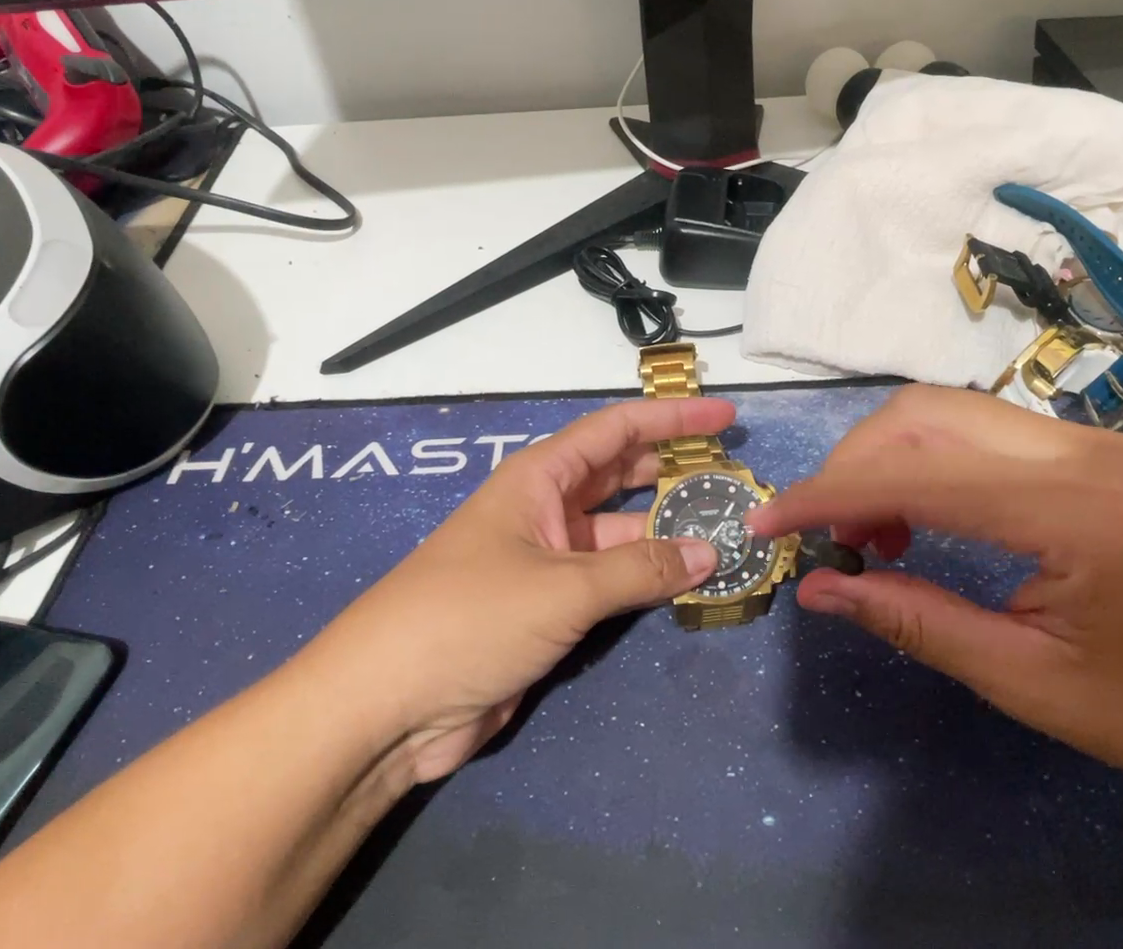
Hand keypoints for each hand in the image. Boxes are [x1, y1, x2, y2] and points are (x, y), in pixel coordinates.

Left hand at [307, 398, 728, 782]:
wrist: (386, 707)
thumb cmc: (469, 620)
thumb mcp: (561, 588)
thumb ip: (641, 569)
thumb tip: (712, 552)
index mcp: (538, 480)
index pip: (615, 430)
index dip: (672, 418)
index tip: (727, 416)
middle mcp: (544, 512)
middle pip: (622, 479)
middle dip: (676, 474)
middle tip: (736, 480)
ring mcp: (547, 564)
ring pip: (621, 537)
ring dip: (670, 536)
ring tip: (731, 536)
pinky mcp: (548, 613)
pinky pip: (611, 585)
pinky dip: (648, 582)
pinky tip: (692, 585)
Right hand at [746, 385, 1122, 806]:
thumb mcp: (1022, 680)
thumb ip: (913, 620)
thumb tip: (817, 590)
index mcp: (1073, 512)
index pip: (918, 476)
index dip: (828, 495)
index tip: (766, 524)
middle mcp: (1081, 451)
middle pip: (925, 416)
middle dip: (851, 467)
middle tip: (828, 539)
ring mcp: (1089, 442)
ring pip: (947, 413)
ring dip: (885, 461)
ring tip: (871, 534)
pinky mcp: (1087, 452)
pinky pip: (979, 433)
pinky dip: (925, 464)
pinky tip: (920, 518)